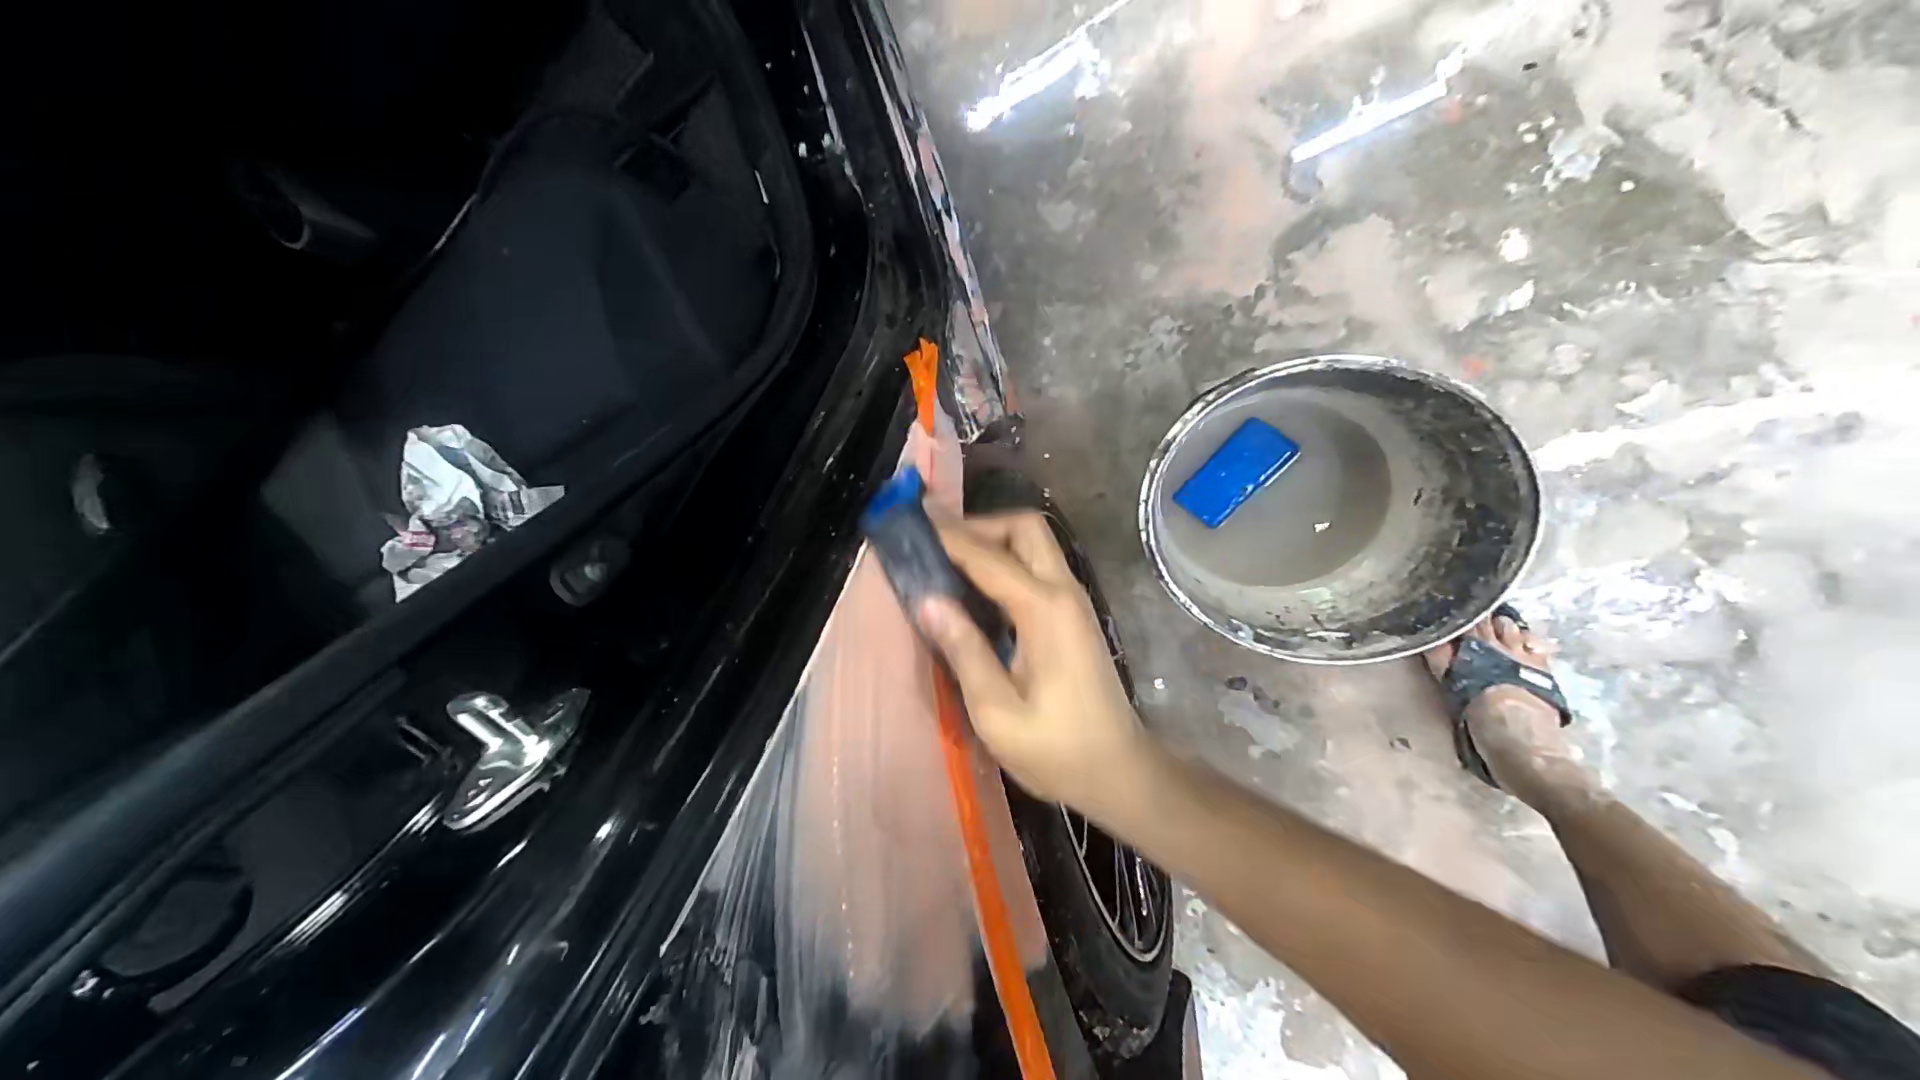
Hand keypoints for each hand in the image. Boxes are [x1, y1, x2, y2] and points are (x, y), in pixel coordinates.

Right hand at [915, 512, 1153, 812]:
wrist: (1120, 773)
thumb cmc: (1056, 750)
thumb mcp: (997, 712)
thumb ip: (964, 651)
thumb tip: (927, 600)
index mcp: (1044, 610)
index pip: (988, 557)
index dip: (948, 536)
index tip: (911, 523)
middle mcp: (1064, 592)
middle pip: (1024, 528)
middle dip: (979, 525)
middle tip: (935, 542)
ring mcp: (1074, 601)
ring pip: (1035, 543)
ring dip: (994, 539)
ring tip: (947, 557)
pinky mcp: (1075, 615)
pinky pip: (1039, 567)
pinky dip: (1007, 560)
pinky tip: (978, 585)